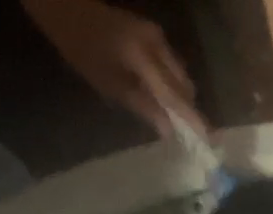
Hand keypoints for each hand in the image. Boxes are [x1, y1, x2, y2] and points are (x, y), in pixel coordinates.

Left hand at [25, 0, 206, 141]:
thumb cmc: (77, 45)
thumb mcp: (106, 81)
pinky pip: (172, 65)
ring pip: (181, 76)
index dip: (194, 120)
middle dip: (187, 109)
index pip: (176, 97)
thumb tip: (169, 130)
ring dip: (178, 96)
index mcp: (143, 57)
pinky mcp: (154, 34)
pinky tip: (159, 92)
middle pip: (185, 86)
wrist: (62, 4)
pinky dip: (170, 82)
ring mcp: (158, 37)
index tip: (210, 141)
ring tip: (169, 113)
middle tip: (185, 132)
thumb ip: (142, 105)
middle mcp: (158, 45)